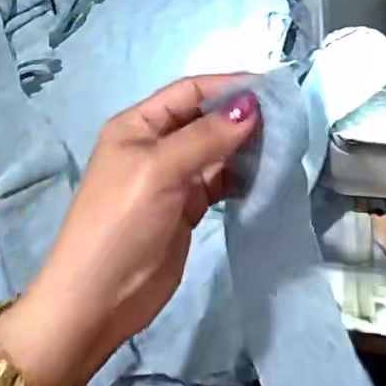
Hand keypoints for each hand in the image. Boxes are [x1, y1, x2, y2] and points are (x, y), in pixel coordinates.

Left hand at [0, 74, 260, 385]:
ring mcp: (171, 177)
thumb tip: (250, 105)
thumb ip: (204, 138)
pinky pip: (218, 182)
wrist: (98, 298)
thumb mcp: (159, 170)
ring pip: (215, 151)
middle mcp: (155, 143)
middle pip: (203, 118)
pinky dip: (241, 178)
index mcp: (138, 123)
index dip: (227, 87)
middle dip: (240, 117)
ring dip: (245, 148)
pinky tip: (267, 179)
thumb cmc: (121, 221)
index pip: (188, 92)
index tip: (272, 90)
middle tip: (287, 122)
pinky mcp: (185, 207)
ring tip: (285, 148)